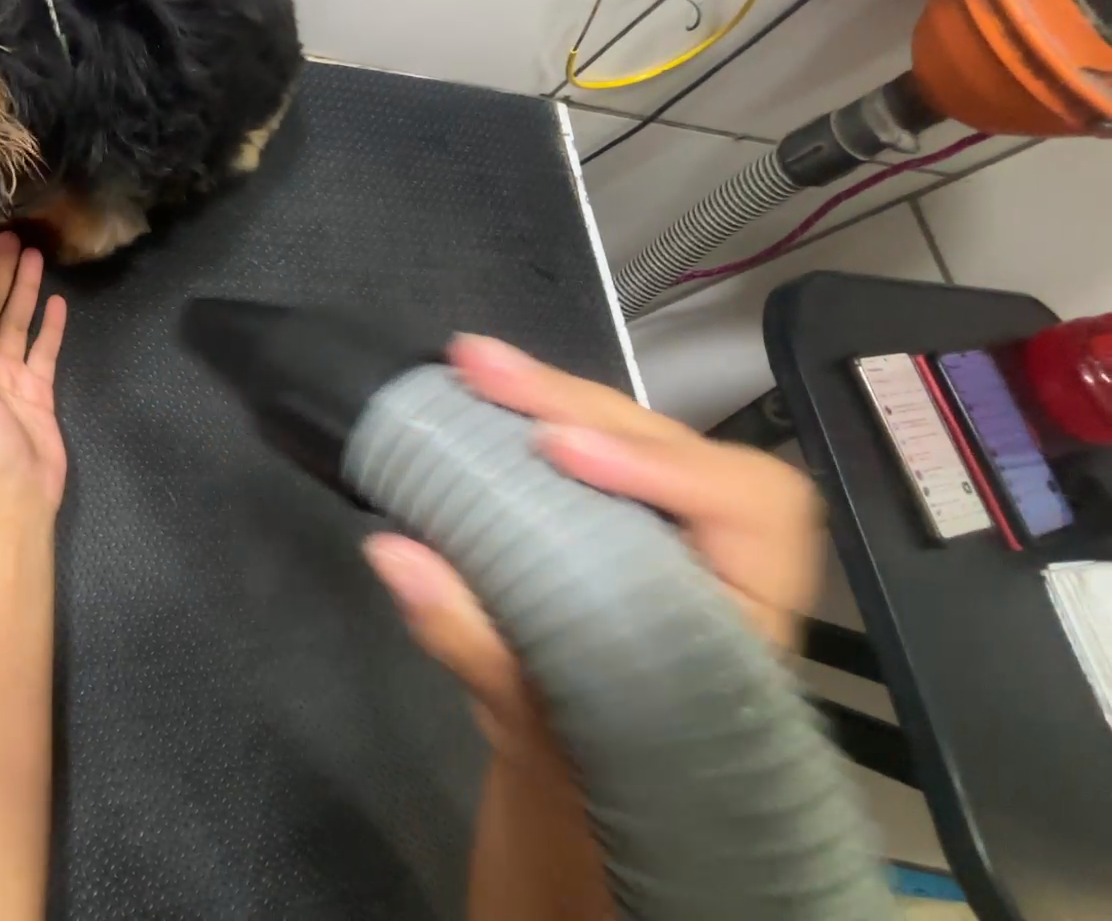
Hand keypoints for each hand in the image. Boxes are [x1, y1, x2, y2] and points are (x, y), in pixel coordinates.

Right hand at [361, 336, 823, 759]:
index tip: (559, 448)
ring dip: (545, 392)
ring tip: (469, 364)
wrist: (586, 774)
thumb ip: (472, 643)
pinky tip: (477, 396)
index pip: (749, 511)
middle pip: (668, 445)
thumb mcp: (529, 721)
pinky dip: (526, 415)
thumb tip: (390, 552)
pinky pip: (578, 447)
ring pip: (624, 432)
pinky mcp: (602, 511)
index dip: (663, 467)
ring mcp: (653, 523)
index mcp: (738, 615)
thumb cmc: (586, 762)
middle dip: (572, 400)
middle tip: (479, 367)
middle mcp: (708, 552)